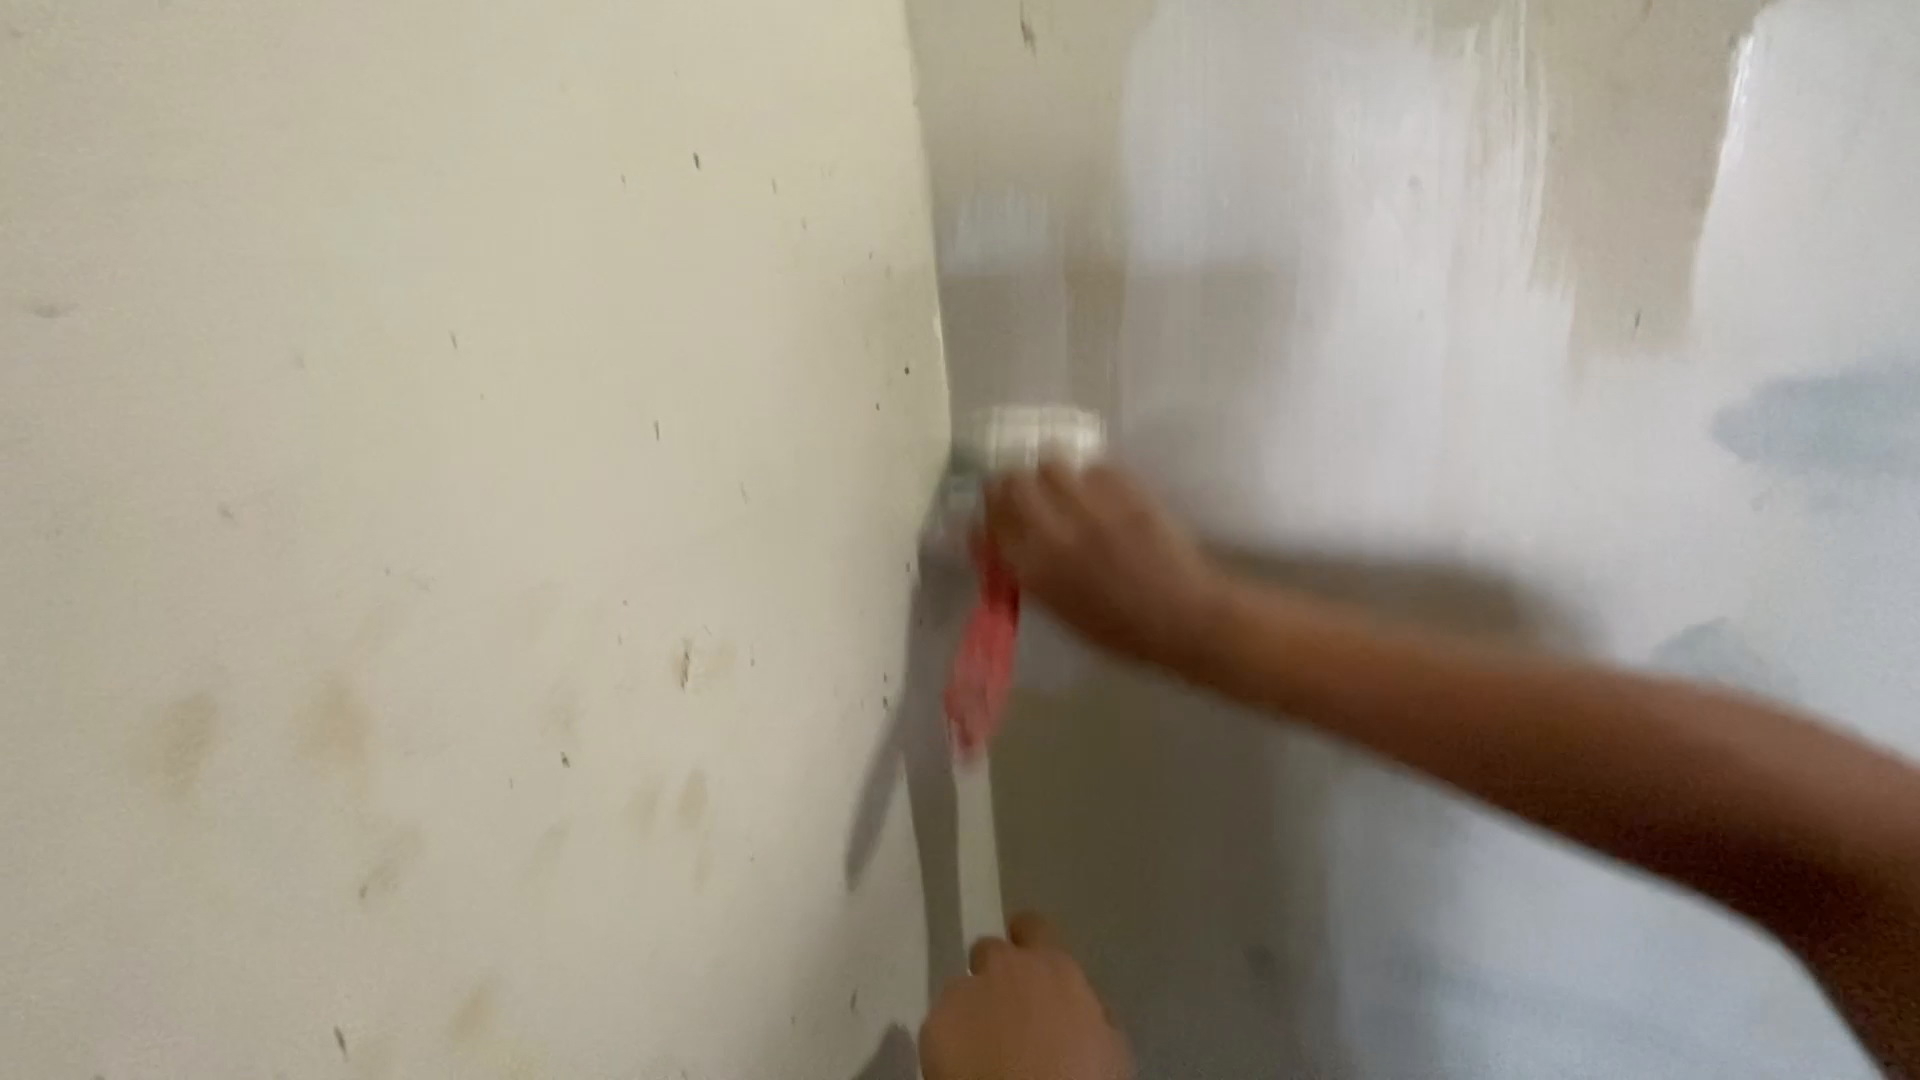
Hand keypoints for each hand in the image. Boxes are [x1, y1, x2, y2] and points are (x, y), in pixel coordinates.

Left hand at [920, 912, 1131, 1079]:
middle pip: (990, 952)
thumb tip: (1081, 1002)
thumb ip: (1087, 1008)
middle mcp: (1005, 966)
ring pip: (963, 991)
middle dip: (995, 977)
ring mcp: (964, 991)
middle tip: (1006, 1017)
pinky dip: (947, 1043)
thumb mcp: (1107, 1044)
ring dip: (972, 1011)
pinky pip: (939, 1025)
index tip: (1028, 962)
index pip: (1032, 925)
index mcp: (1052, 967)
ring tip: (983, 1049)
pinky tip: (962, 1068)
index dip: (1027, 942)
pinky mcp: (934, 1023)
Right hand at [984, 462, 1227, 672]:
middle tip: (1025, 496)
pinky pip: (1094, 468)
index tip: (996, 517)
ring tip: (1065, 493)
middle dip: (1012, 486)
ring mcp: (1093, 506)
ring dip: (1050, 477)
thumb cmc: (1120, 629)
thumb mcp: (1059, 611)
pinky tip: (1102, 497)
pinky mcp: (1127, 491)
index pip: (988, 521)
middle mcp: (1056, 531)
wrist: (1184, 618)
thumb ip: (1025, 573)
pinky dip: (1091, 479)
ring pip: (1051, 464)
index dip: (988, 515)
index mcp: (1034, 569)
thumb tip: (997, 543)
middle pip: (1012, 481)